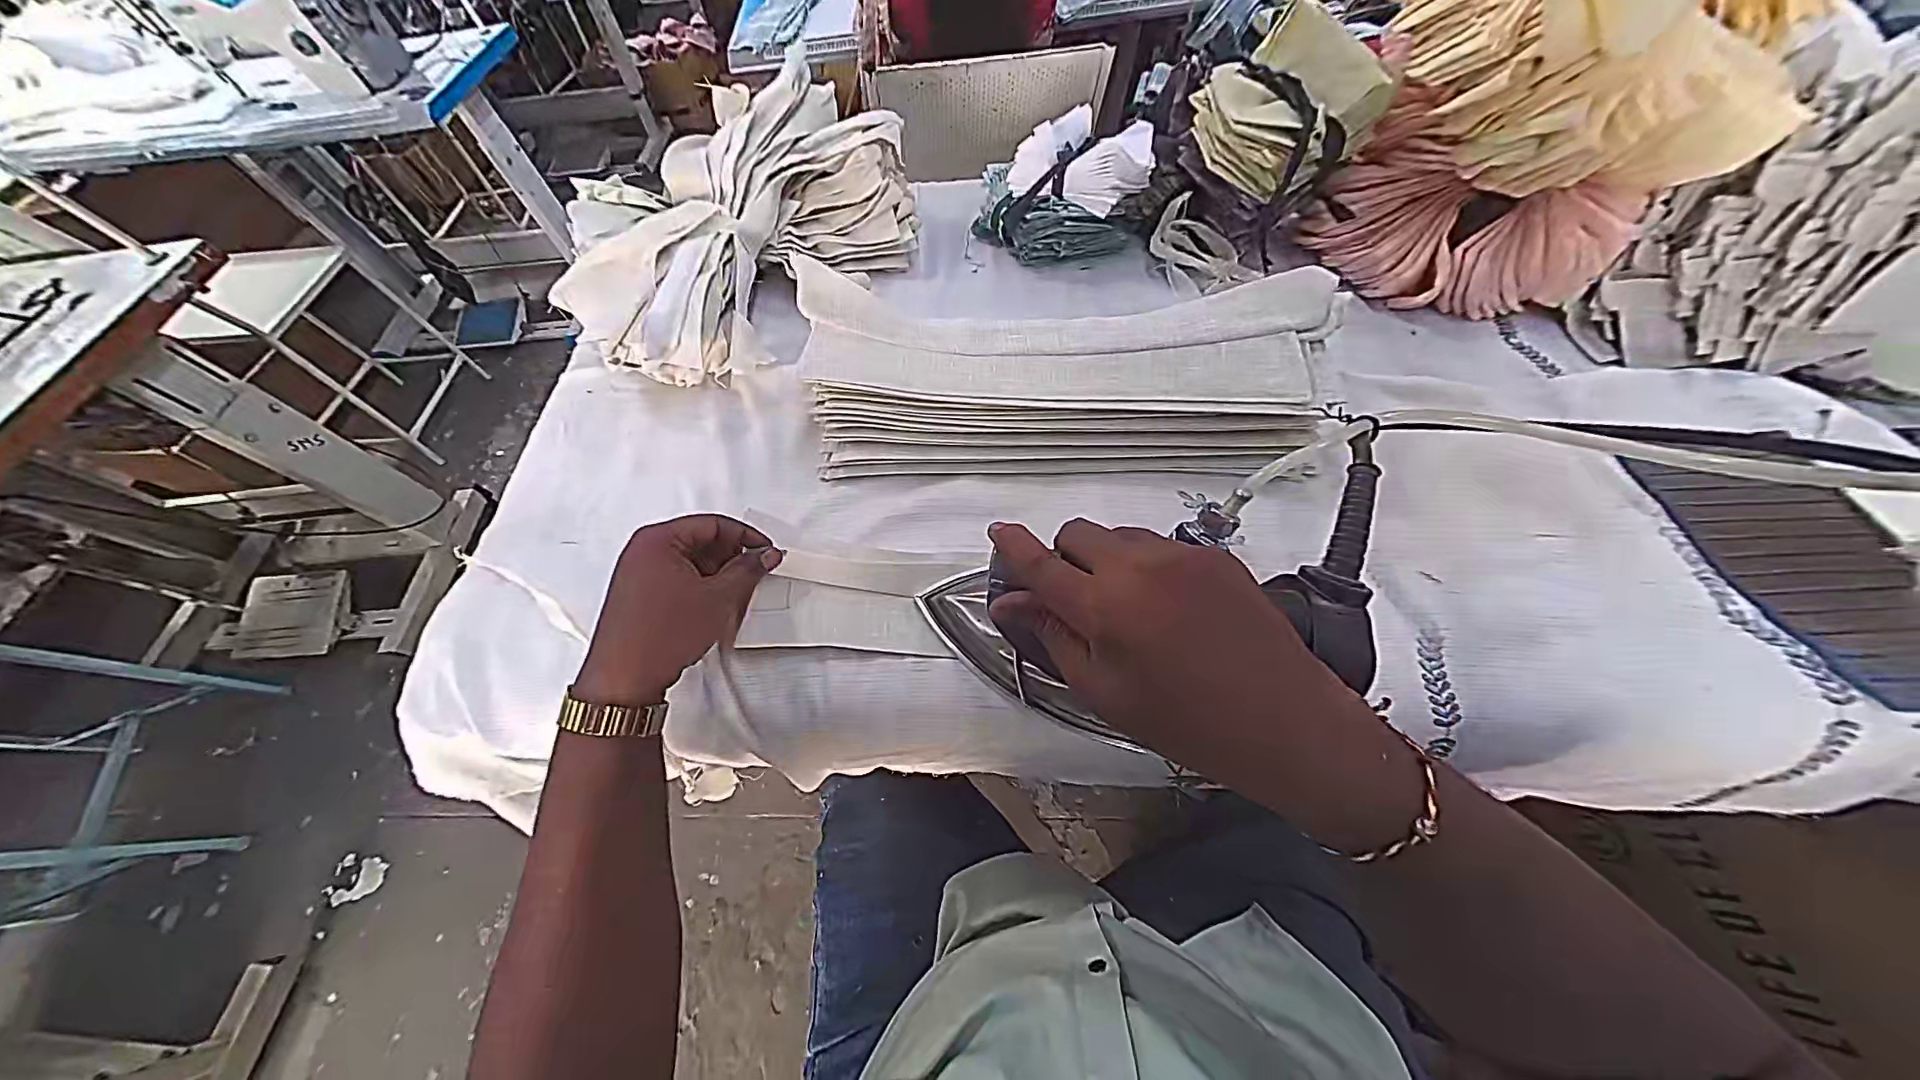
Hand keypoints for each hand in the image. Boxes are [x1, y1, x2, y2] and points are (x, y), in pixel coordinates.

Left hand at [573, 515, 782, 706]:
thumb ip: (748, 569)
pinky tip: (714, 605)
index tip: (763, 549)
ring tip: (735, 594)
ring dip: (718, 574)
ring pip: (691, 561)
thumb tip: (762, 556)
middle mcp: (643, 552)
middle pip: (701, 540)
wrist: (626, 675)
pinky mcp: (641, 594)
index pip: (712, 524)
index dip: (745, 536)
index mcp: (657, 540)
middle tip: (754, 570)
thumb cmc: (655, 637)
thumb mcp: (718, 597)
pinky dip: (701, 587)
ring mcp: (639, 573)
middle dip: (732, 556)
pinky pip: (679, 578)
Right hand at [987, 519, 1384, 791]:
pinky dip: (1145, 564)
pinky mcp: (1214, 556)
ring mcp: (1182, 557)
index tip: (1000, 536)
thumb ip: (1052, 638)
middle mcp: (1142, 569)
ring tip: (1124, 608)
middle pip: (1076, 533)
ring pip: (1118, 535)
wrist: (1283, 721)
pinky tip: (1162, 605)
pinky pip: (1160, 544)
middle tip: (1070, 597)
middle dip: (1062, 558)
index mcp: (1107, 608)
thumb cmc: (1195, 721)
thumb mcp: (1104, 691)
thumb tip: (1017, 607)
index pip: (1041, 564)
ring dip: (1104, 560)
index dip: (1013, 548)